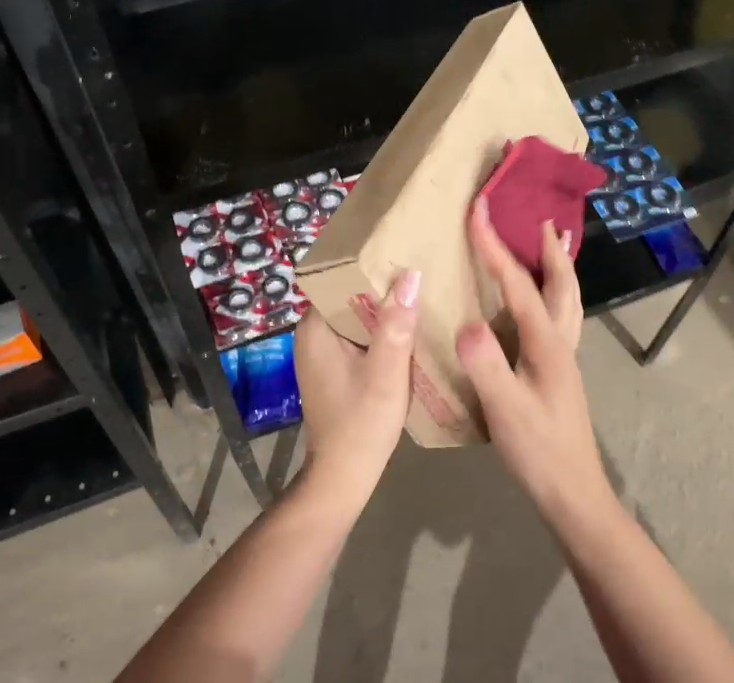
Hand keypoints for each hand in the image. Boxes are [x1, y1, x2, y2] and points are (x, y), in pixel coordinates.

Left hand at [292, 270, 421, 509]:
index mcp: (315, 328)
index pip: (341, 279)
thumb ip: (396, 325)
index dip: (372, 267)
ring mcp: (321, 353)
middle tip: (421, 271)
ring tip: (420, 295)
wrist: (343, 478)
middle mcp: (312, 334)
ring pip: (356, 318)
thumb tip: (410, 275)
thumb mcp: (386, 373)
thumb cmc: (361, 424)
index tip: (404, 255)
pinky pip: (357, 337)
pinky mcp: (333, 368)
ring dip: (384, 312)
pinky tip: (408, 332)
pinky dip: (379, 333)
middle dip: (382, 288)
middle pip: (350, 297)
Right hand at [456, 198, 613, 526]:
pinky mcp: (558, 373)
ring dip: (558, 267)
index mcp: (546, 344)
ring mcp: (563, 359)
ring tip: (554, 245)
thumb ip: (486, 365)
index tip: (479, 210)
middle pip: (560, 283)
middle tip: (541, 219)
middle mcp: (560, 343)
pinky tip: (540, 304)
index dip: (496, 246)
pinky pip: (558, 318)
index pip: (518, 284)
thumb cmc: (539, 452)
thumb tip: (466, 322)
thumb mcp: (506, 410)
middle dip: (548, 248)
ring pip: (566, 300)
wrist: (574, 495)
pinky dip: (553, 294)